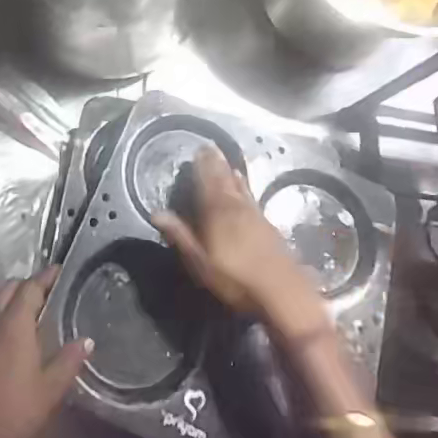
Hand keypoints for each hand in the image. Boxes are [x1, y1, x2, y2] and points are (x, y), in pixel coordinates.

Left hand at [0, 268, 89, 437]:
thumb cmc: (9, 416)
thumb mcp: (48, 392)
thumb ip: (67, 362)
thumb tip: (87, 340)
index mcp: (13, 328)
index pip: (30, 290)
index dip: (45, 277)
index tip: (59, 270)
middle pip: (6, 292)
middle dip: (25, 286)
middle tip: (46, 291)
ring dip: (9, 305)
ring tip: (30, 316)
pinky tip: (8, 344)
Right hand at [153, 149, 329, 341]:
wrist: (281, 290)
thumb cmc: (235, 279)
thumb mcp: (200, 262)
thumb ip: (181, 236)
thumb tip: (156, 213)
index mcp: (217, 214)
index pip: (207, 183)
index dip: (203, 166)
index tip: (198, 150)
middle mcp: (237, 208)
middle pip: (225, 181)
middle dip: (217, 164)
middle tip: (211, 147)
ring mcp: (255, 215)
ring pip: (240, 188)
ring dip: (232, 173)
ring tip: (227, 161)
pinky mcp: (268, 224)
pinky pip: (252, 197)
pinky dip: (246, 187)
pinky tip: (246, 187)